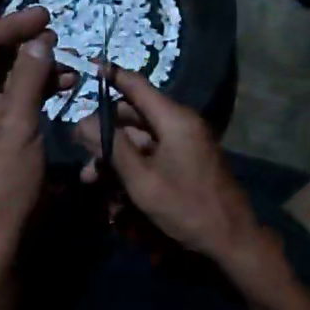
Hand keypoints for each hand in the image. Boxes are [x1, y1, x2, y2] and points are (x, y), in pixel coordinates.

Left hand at [0, 7, 60, 245]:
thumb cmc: (6, 175)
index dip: (13, 25)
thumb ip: (28, 76)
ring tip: (67, 62)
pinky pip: (16, 92)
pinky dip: (38, 85)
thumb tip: (40, 40)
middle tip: (57, 34)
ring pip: (7, 72)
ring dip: (36, 64)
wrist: (5, 226)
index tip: (46, 15)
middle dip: (25, 43)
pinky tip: (65, 83)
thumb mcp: (18, 121)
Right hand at [74, 65, 262, 263]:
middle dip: (103, 133)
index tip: (87, 69)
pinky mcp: (185, 161)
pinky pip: (151, 155)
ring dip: (113, 156)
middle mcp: (180, 124)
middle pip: (132, 115)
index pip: (136, 85)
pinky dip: (131, 167)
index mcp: (174, 119)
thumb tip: (82, 121)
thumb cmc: (185, 207)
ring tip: (90, 180)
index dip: (111, 76)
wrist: (231, 240)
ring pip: (138, 139)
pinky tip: (112, 192)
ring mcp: (184, 143)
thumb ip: (111, 146)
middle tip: (78, 149)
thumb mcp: (141, 179)